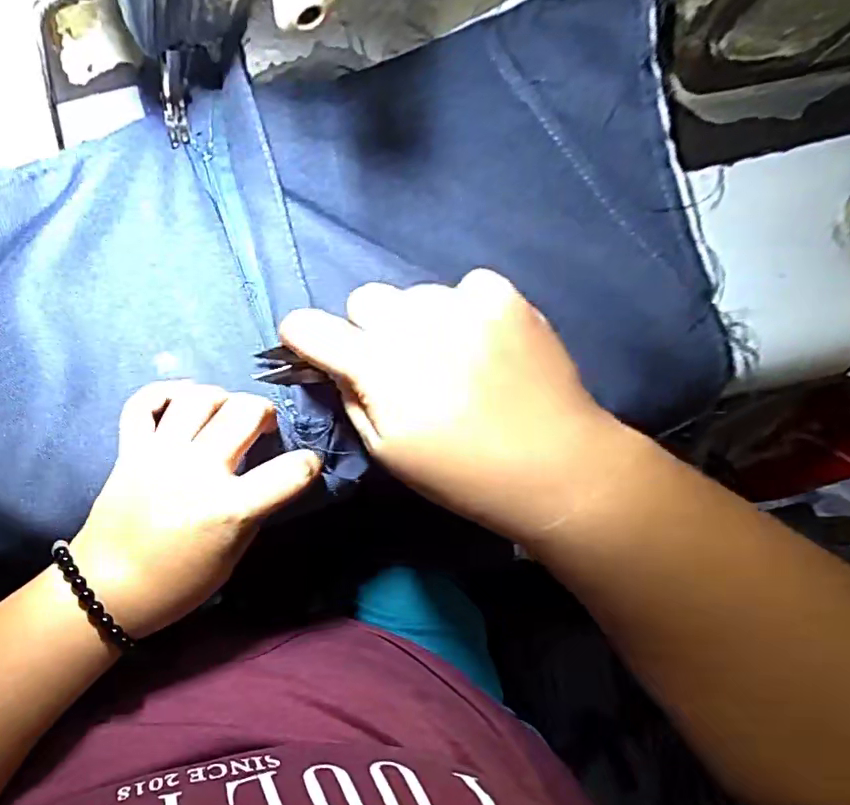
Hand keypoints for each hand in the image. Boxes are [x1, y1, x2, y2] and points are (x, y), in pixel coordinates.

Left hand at [66, 382, 321, 638]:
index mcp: (229, 508)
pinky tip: (181, 401)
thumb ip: (252, 514)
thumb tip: (267, 482)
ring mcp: (161, 454)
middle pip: (246, 411)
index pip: (290, 470)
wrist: (110, 588)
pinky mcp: (130, 449)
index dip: (308, 464)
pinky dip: (164, 392)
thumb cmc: (176, 585)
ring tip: (224, 413)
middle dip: (265, 413)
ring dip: (222, 397)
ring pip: (200, 396)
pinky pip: (144, 402)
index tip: (304, 466)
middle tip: (261, 427)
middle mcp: (198, 471)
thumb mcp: (230, 559)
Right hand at [278, 268, 637, 536]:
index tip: (306, 345)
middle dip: (367, 329)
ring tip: (447, 360)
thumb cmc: (456, 472)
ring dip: (417, 321)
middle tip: (395, 366)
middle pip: (365, 300)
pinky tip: (481, 345)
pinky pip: (463, 288)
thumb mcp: (386, 450)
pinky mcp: (503, 295)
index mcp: (376, 365)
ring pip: (415, 295)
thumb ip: (352, 400)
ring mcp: (461, 302)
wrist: (549, 463)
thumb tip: (340, 369)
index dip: (300, 335)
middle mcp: (411, 322)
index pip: (311, 328)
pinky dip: (462, 311)